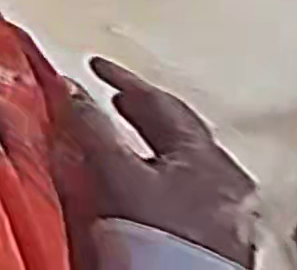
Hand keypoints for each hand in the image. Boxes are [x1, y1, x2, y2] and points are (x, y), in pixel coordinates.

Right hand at [65, 58, 259, 265]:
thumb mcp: (112, 166)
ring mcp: (225, 210)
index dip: (125, 79)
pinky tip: (136, 165)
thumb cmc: (153, 224)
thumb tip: (69, 85)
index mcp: (209, 160)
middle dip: (141, 107)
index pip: (164, 104)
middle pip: (179, 130)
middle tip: (111, 92)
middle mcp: (227, 182)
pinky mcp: (214, 232)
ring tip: (119, 124)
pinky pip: (181, 179)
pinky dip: (153, 160)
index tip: (95, 64)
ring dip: (147, 135)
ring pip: (181, 156)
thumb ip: (89, 121)